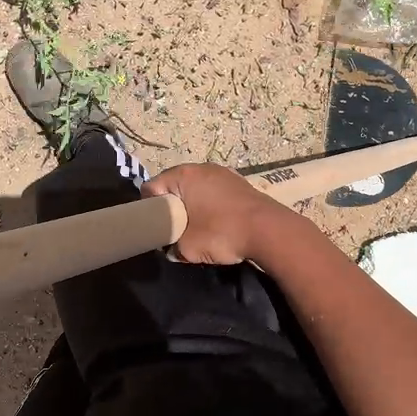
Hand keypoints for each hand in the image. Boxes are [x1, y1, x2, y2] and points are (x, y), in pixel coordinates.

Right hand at [142, 162, 302, 264]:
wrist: (269, 230)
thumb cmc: (222, 232)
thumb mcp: (187, 247)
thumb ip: (172, 247)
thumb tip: (172, 248)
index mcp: (183, 175)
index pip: (151, 187)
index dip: (147, 209)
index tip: (153, 227)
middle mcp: (200, 167)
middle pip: (173, 186)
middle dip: (170, 207)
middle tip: (172, 230)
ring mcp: (222, 173)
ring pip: (195, 189)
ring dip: (191, 206)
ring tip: (195, 228)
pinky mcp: (238, 182)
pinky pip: (213, 192)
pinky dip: (209, 205)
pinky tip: (216, 223)